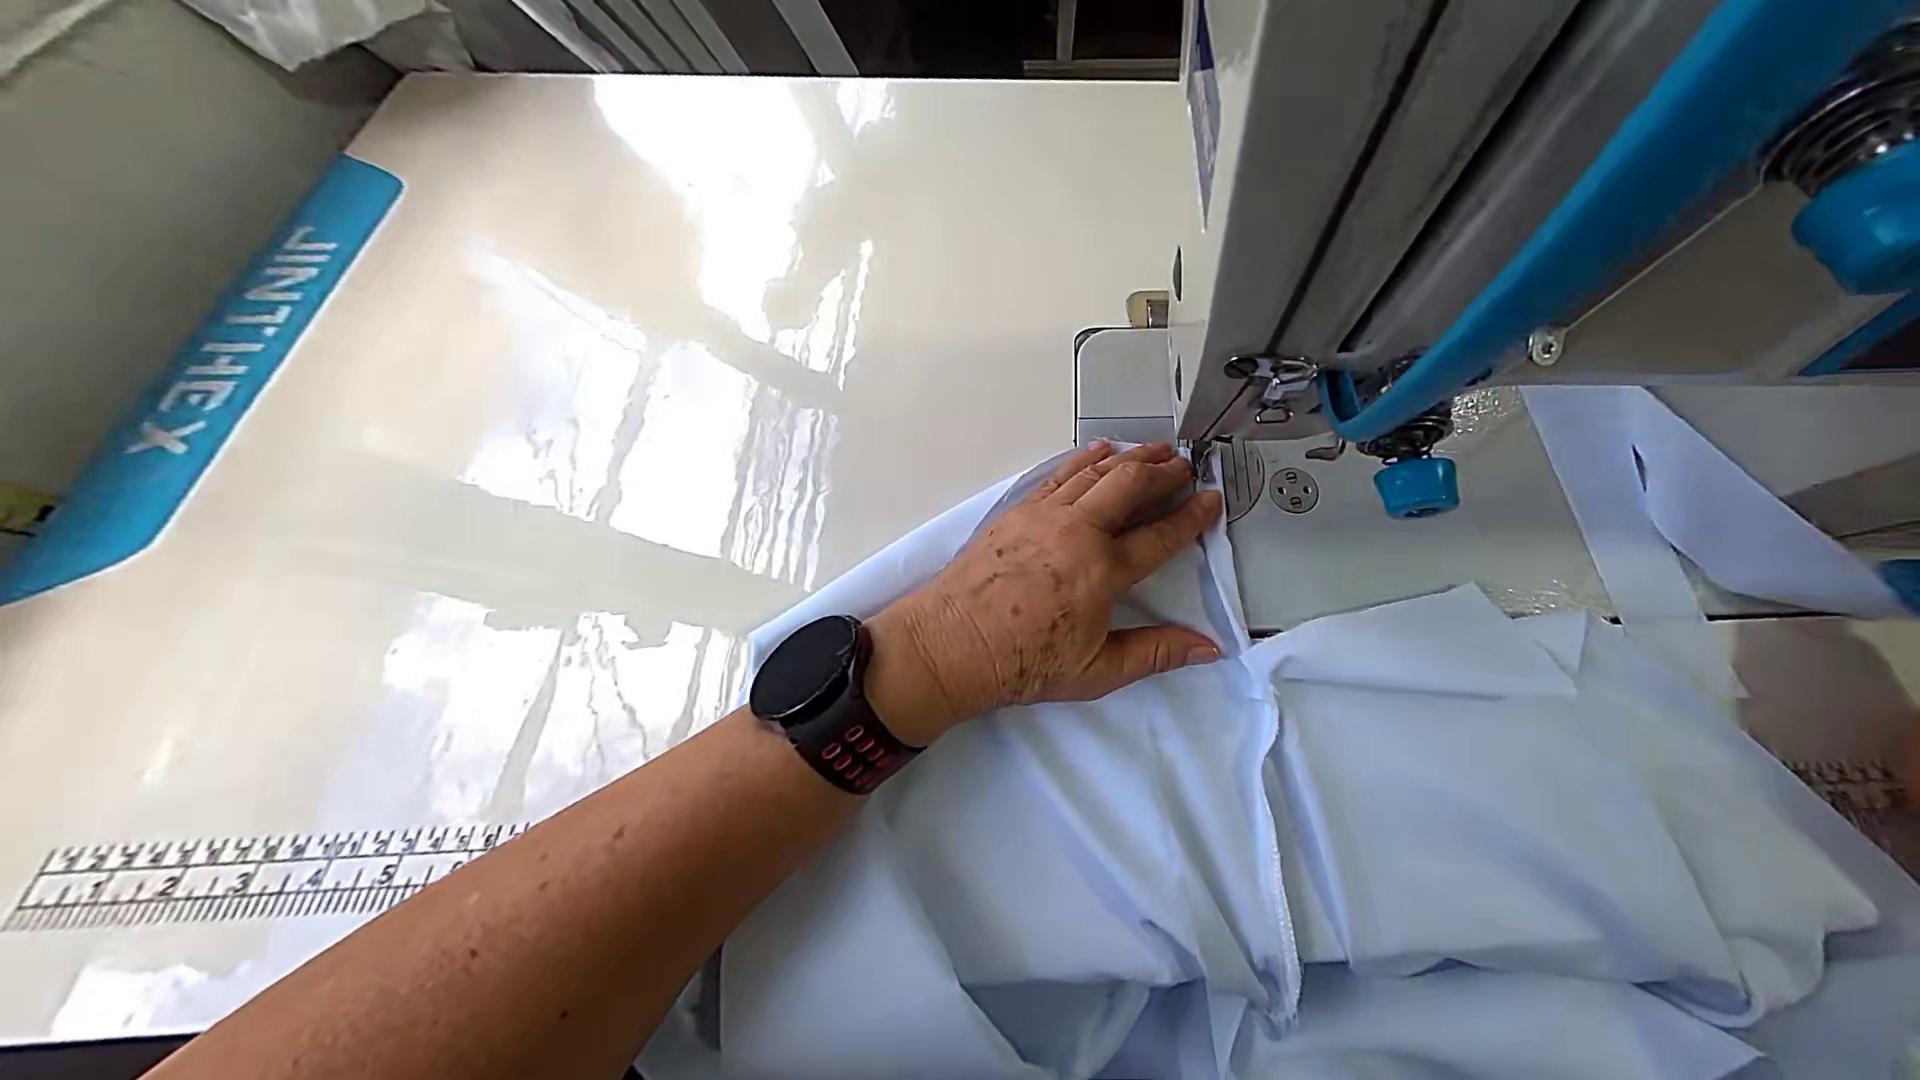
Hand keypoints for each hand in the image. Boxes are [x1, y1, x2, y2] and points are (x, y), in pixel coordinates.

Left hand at [866, 442, 1225, 745]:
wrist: (951, 644)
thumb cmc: (1020, 662)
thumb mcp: (1097, 671)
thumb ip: (1156, 653)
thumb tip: (1207, 648)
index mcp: (1101, 571)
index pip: (1160, 536)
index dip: (1191, 516)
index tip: (1210, 501)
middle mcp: (1075, 532)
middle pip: (1129, 486)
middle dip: (1163, 472)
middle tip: (1184, 466)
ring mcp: (1042, 517)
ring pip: (1095, 473)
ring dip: (1129, 458)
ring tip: (1155, 449)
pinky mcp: (1016, 512)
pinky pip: (1058, 475)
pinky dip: (1083, 460)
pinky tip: (1099, 452)